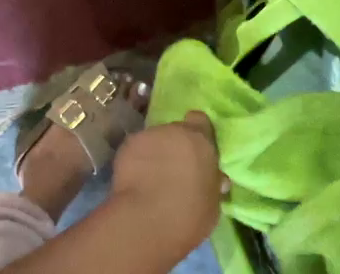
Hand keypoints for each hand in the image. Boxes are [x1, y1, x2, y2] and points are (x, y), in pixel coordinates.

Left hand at [107, 111, 223, 248]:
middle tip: (176, 171)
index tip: (197, 149)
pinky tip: (137, 181)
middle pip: (175, 132)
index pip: (200, 120)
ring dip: (156, 154)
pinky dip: (138, 161)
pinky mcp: (125, 146)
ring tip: (154, 179)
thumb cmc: (190, 214)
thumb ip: (212, 181)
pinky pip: (136, 151)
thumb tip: (213, 176)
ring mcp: (147, 135)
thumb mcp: (213, 201)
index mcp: (199, 140)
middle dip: (176, 147)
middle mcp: (173, 130)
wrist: (147, 219)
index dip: (198, 132)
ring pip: (154, 140)